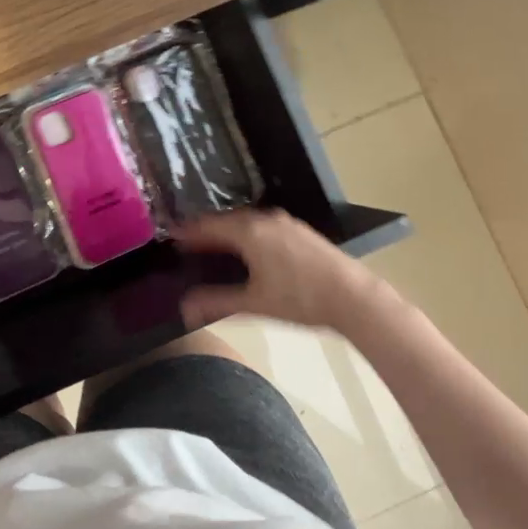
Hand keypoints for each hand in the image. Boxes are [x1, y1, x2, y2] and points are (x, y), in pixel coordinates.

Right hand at [175, 209, 395, 330]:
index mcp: (248, 232)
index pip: (208, 226)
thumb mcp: (255, 303)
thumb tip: (184, 308)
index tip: (171, 235)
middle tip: (190, 243)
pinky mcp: (301, 232)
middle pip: (227, 221)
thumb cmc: (300, 299)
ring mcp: (286, 224)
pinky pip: (263, 226)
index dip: (188, 232)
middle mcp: (265, 220)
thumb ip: (217, 302)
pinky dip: (248, 234)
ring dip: (229, 232)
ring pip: (247, 222)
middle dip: (207, 231)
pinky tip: (250, 250)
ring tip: (216, 246)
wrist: (356, 298)